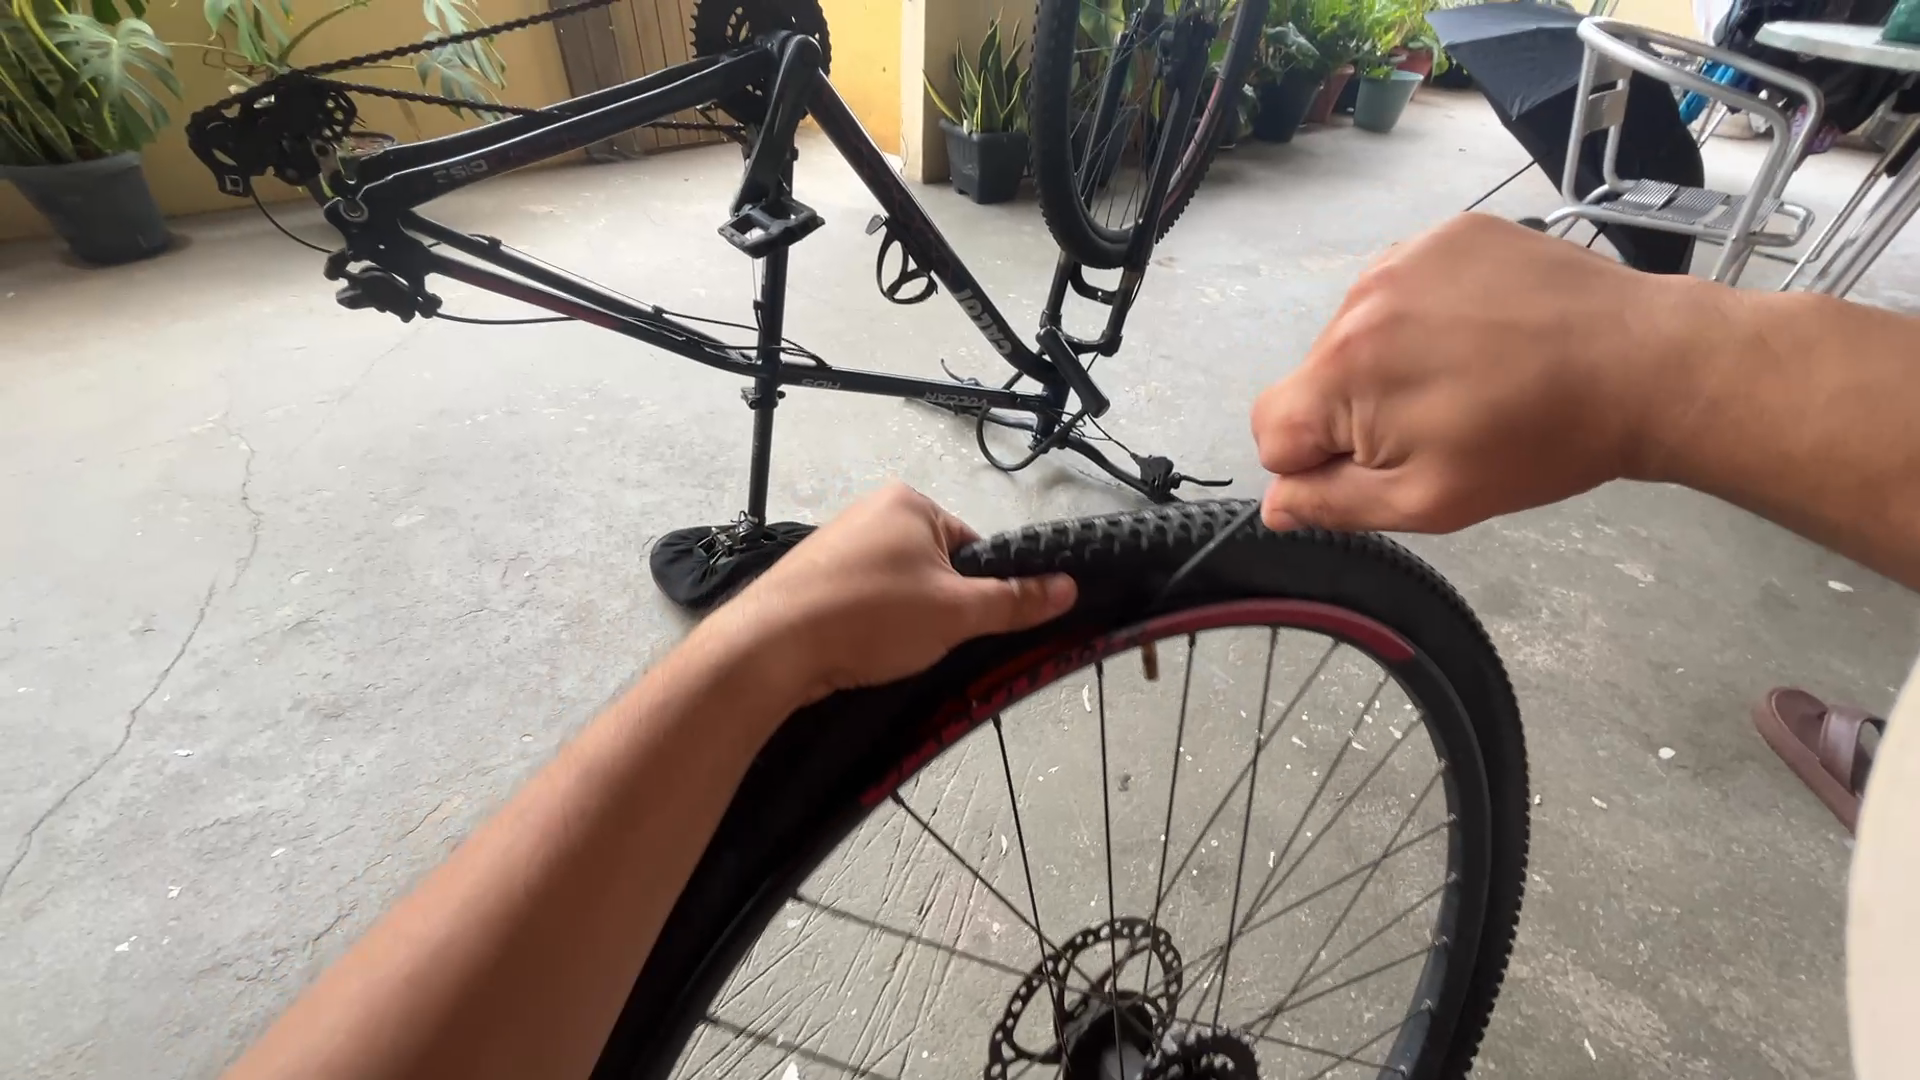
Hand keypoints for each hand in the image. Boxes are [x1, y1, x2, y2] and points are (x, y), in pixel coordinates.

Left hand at [707, 483, 1077, 702]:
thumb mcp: (956, 612)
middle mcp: (872, 511)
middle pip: (936, 565)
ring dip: (906, 617)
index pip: (972, 545)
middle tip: (929, 639)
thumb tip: (1068, 586)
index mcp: (909, 502)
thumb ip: (1015, 600)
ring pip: (900, 585)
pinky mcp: (813, 574)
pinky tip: (863, 646)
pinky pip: (864, 596)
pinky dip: (872, 621)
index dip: (980, 589)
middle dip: (940, 606)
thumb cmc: (871, 615)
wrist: (771, 647)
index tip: (968, 623)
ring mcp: (838, 542)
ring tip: (890, 646)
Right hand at [1251, 213, 1724, 532]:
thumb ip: (1331, 504)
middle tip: (1428, 422)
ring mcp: (1399, 258)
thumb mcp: (1424, 502)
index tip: (1378, 462)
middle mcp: (1355, 303)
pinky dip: (1410, 319)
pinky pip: (1388, 293)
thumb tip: (1272, 505)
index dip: (1313, 463)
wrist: (1652, 363)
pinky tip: (1468, 332)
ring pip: (1344, 340)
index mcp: (1343, 372)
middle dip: (1346, 414)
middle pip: (1307, 385)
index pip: (1270, 432)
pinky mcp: (1441, 234)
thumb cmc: (1536, 445)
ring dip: (1376, 366)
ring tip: (1454, 374)